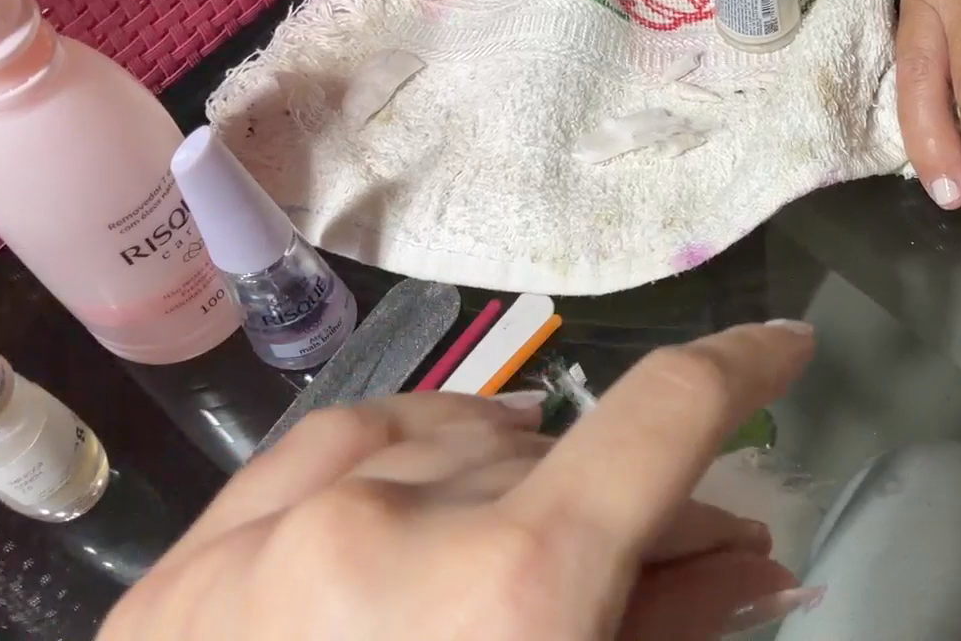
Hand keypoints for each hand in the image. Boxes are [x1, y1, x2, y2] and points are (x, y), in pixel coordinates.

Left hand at [102, 323, 818, 640]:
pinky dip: (415, 447)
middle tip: (642, 572)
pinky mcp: (175, 577)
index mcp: (510, 592)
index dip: (746, 363)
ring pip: (466, 442)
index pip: (670, 408)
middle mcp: (386, 531)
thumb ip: (675, 627)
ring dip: (526, 484)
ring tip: (527, 547)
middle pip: (568, 459)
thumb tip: (751, 552)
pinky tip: (436, 477)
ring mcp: (265, 545)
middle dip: (625, 507)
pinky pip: (343, 439)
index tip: (785, 348)